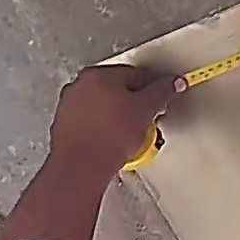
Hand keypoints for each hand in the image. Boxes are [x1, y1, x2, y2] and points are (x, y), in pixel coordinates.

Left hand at [47, 65, 185, 179]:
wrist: (83, 165)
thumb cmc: (108, 136)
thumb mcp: (146, 110)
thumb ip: (162, 92)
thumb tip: (173, 84)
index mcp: (98, 74)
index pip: (135, 74)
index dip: (154, 87)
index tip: (162, 97)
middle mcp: (80, 86)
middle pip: (117, 89)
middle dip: (135, 103)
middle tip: (148, 118)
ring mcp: (70, 107)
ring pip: (104, 107)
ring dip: (120, 117)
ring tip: (132, 136)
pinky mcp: (66, 127)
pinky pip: (93, 123)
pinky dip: (105, 130)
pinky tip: (115, 143)